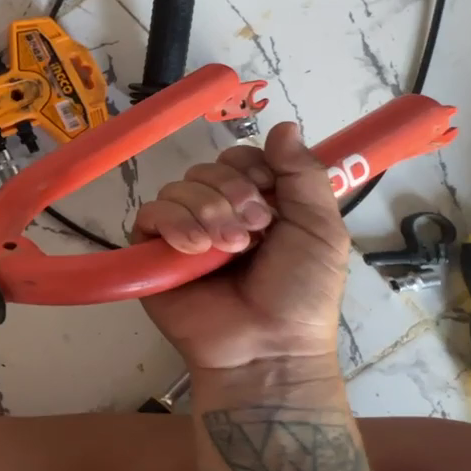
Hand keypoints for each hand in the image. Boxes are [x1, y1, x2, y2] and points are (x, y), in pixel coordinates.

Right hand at [134, 123, 349, 371]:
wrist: (264, 345)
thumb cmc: (300, 294)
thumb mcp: (320, 231)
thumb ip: (303, 176)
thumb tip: (285, 125)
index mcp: (257, 204)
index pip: (239, 158)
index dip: (251, 169)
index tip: (269, 197)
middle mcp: (216, 211)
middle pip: (207, 169)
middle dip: (232, 197)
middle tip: (253, 234)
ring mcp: (180, 229)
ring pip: (179, 188)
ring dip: (207, 215)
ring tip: (226, 250)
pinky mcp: (149, 248)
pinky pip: (150, 212)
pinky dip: (174, 224)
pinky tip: (193, 249)